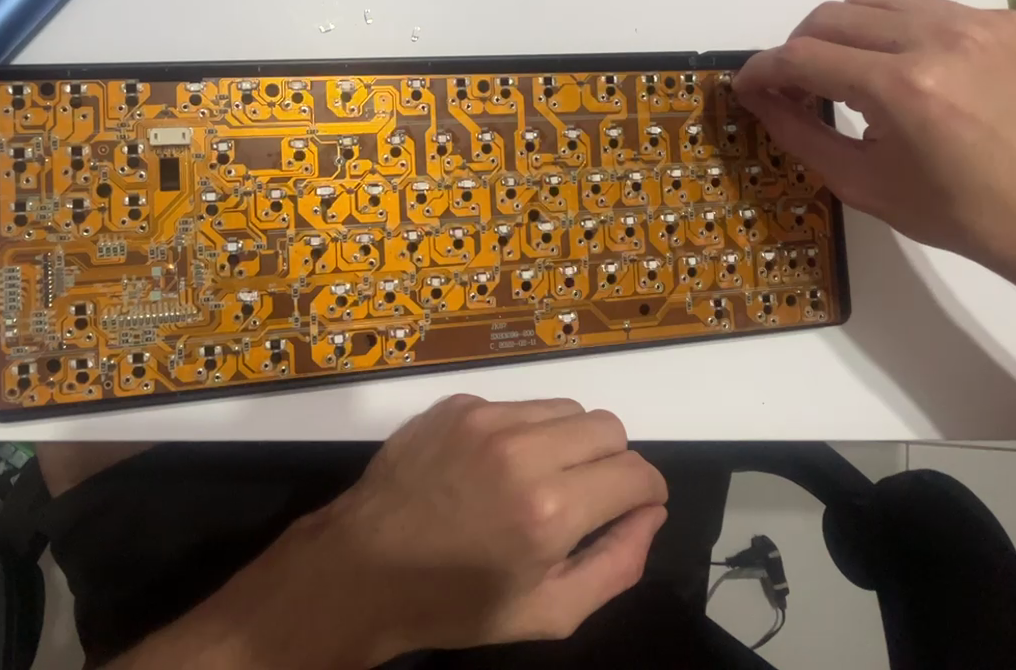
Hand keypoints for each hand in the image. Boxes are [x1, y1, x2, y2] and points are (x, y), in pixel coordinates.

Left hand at [287, 395, 665, 663]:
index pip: (636, 473)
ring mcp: (484, 418)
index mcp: (549, 510)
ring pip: (564, 408)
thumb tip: (650, 512)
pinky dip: (522, 431)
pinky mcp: (457, 404)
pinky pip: (516, 404)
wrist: (365, 565)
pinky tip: (492, 466)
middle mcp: (521, 450)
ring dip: (568, 441)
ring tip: (538, 479)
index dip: (646, 492)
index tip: (632, 507)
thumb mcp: (548, 612)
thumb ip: (616, 564)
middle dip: (612, 462)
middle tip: (585, 497)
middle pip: (607, 426)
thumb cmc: (457, 601)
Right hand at [733, 0, 1015, 302]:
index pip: (802, 56)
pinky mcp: (1008, 23)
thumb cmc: (967, 218)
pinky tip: (904, 72)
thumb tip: (760, 101)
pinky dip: (893, 30)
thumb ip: (802, 135)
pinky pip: (924, 7)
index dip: (762, 70)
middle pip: (831, 15)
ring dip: (842, 30)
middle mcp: (940, 38)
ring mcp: (980, 23)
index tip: (747, 88)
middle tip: (794, 88)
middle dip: (797, 49)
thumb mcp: (866, 185)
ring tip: (846, 74)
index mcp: (904, 88)